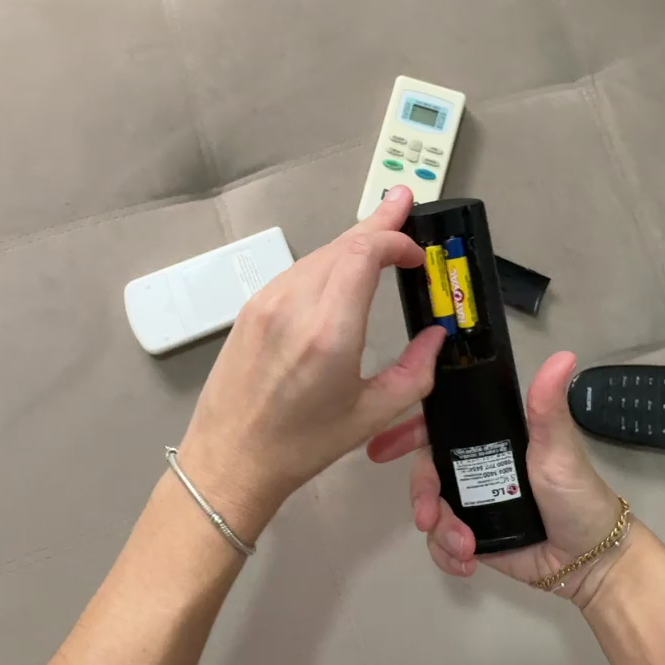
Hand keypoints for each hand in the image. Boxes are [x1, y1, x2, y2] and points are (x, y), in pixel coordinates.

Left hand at [179, 187, 447, 537]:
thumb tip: (437, 336)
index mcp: (328, 331)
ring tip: (380, 235)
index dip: (394, 239)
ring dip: (352, 243)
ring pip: (318, 253)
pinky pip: (297, 271)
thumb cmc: (301, 445)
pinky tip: (341, 268)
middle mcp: (294, 305)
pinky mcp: (251, 307)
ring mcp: (267, 301)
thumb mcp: (370, 414)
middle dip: (378, 224)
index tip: (416, 252)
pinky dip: (327, 262)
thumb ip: (416, 371)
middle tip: (404, 204)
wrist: (228, 460)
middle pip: (342, 244)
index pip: (363, 253)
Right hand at [367, 351, 634, 607]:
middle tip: (425, 514)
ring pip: (429, 509)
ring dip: (439, 530)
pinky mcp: (472, 538)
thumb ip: (548, 407)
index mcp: (487, 439)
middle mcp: (473, 467)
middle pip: (425, 470)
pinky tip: (467, 563)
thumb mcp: (559, 448)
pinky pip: (440, 543)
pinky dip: (446, 554)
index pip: (439, 425)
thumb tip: (563, 355)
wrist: (593, 561)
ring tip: (465, 547)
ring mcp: (470, 503)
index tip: (381, 447)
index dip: (406, 431)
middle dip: (419, 493)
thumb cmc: (577, 494)